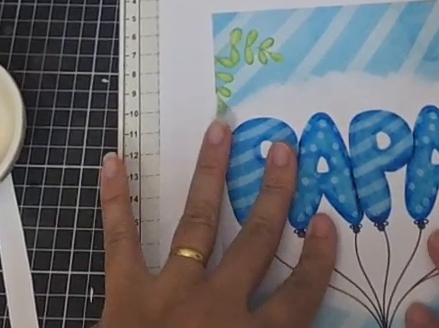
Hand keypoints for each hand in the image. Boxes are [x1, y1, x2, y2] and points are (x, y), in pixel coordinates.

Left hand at [98, 119, 338, 327]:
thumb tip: (301, 321)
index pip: (297, 298)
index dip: (316, 262)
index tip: (326, 222)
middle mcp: (217, 306)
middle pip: (256, 241)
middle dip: (273, 193)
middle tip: (283, 147)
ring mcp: (171, 293)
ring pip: (199, 220)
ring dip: (210, 172)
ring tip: (219, 129)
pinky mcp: (125, 293)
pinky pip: (121, 240)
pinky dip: (115, 199)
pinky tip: (112, 160)